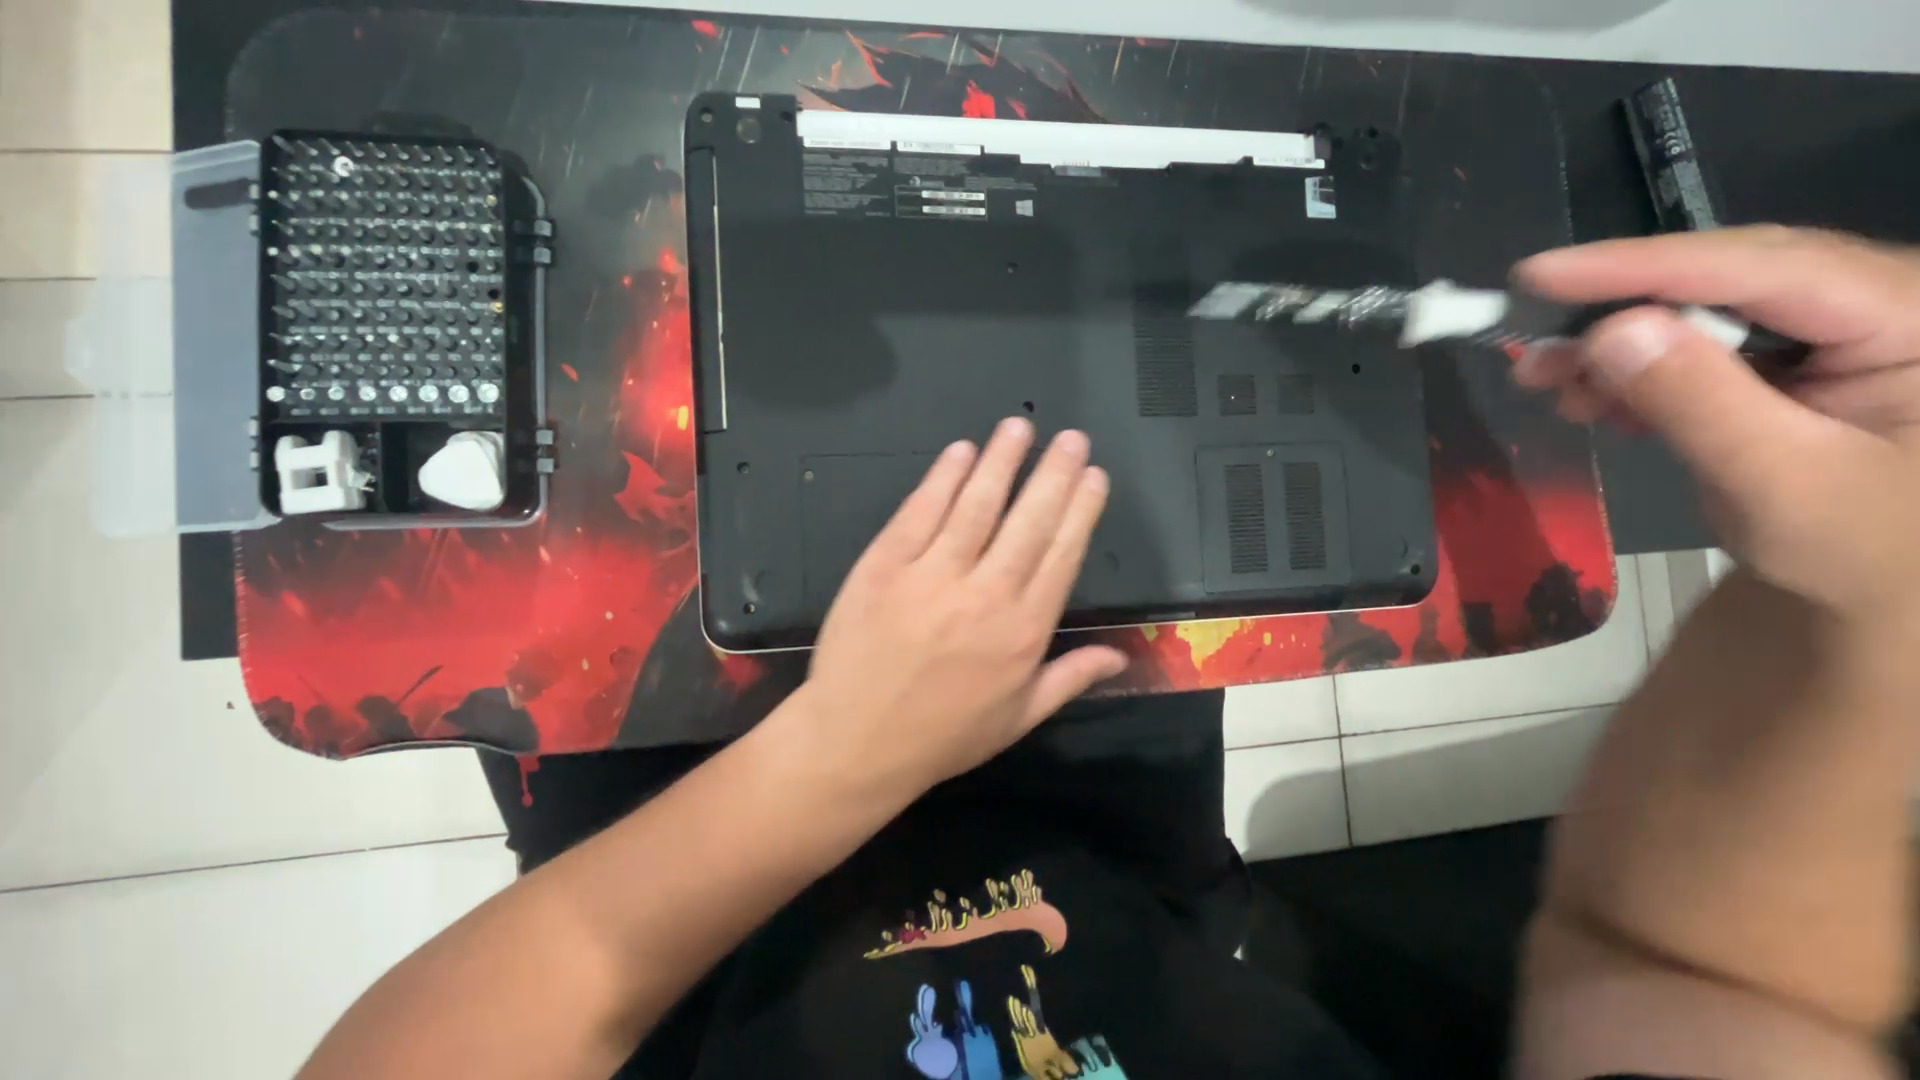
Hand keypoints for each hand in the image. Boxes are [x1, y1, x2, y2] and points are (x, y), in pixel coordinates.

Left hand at [784, 417, 1127, 798]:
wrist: (856, 741)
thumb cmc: (942, 735)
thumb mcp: (1018, 718)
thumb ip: (1071, 678)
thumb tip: (1122, 653)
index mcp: (1023, 630)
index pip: (1062, 555)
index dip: (1081, 511)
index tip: (1094, 476)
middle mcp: (985, 593)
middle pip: (1028, 520)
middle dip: (1053, 474)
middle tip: (1071, 438)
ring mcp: (931, 574)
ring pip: (976, 505)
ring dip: (1000, 461)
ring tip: (1019, 427)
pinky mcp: (885, 564)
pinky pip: (920, 512)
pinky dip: (942, 478)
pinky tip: (960, 452)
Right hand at [1513, 226, 1919, 615]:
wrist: (1894, 586)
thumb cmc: (1865, 549)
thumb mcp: (1779, 482)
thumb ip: (1700, 402)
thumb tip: (1608, 332)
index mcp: (1918, 316)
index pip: (1765, 269)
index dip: (1641, 266)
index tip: (1537, 276)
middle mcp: (1882, 301)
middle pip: (1727, 277)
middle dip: (1617, 306)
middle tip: (1527, 333)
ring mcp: (1838, 327)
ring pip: (1703, 309)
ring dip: (1615, 344)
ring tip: (1546, 381)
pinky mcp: (1796, 356)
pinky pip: (1701, 346)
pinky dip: (1634, 371)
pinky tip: (1589, 398)